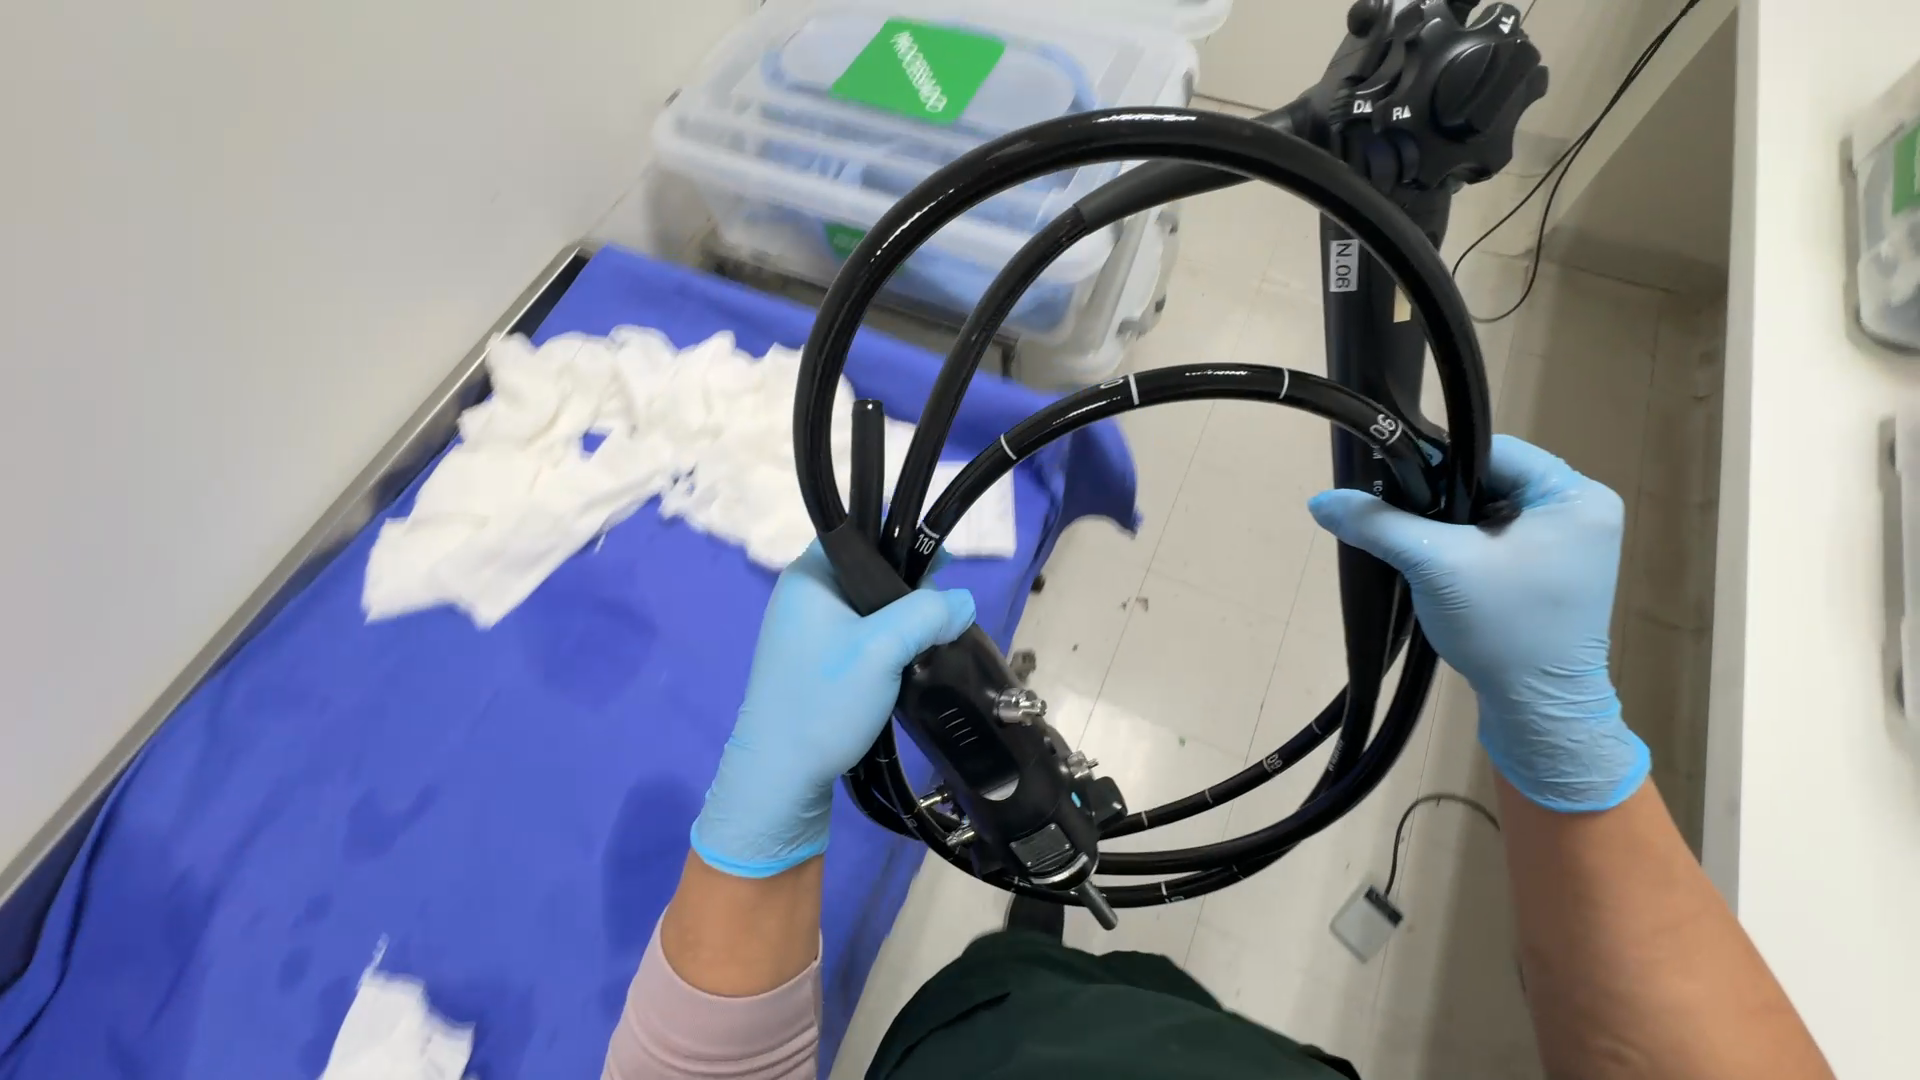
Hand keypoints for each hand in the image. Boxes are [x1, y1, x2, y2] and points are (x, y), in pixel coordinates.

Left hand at [690, 542, 975, 876]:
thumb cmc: (824, 701)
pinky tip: (908, 662)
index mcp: (809, 575)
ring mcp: (809, 630)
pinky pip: (863, 635)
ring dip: (903, 621)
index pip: (862, 533)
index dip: (903, 543)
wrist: (780, 778)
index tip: (940, 569)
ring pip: (872, 607)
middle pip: (871, 569)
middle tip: (938, 618)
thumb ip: (927, 614)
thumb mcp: (882, 649)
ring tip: (928, 642)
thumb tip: (963, 602)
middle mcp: (805, 594)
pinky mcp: (818, 661)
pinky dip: (889, 643)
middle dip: (910, 589)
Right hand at [1306, 435, 1648, 811]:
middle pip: (1485, 480)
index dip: (1435, 459)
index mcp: (1574, 495)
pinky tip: (1423, 559)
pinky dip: (1453, 544)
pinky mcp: (1544, 573)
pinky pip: (1488, 538)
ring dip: (1439, 521)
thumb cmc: (1502, 626)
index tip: (1386, 478)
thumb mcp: (1434, 565)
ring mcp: (1564, 544)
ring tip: (1400, 535)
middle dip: (1433, 494)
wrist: (1537, 708)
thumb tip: (1319, 501)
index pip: (1491, 451)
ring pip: (1481, 510)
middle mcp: (1577, 511)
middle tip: (1387, 509)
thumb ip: (1378, 524)